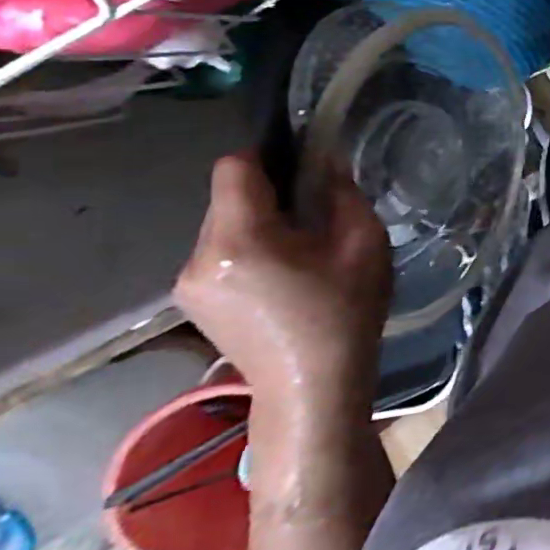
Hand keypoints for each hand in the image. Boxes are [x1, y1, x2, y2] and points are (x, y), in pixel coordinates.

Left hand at [175, 153, 390, 406]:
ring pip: (221, 223)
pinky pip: (216, 251)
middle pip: (226, 195)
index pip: (233, 166)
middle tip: (308, 217)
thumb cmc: (342, 317)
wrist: (311, 393)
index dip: (267, 157)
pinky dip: (245, 249)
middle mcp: (198, 257)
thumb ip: (342, 191)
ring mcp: (187, 283)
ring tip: (295, 251)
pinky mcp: (190, 301)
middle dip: (266, 194)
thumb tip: (324, 159)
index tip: (300, 172)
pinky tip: (277, 275)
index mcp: (239, 241)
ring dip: (256, 223)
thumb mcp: (363, 244)